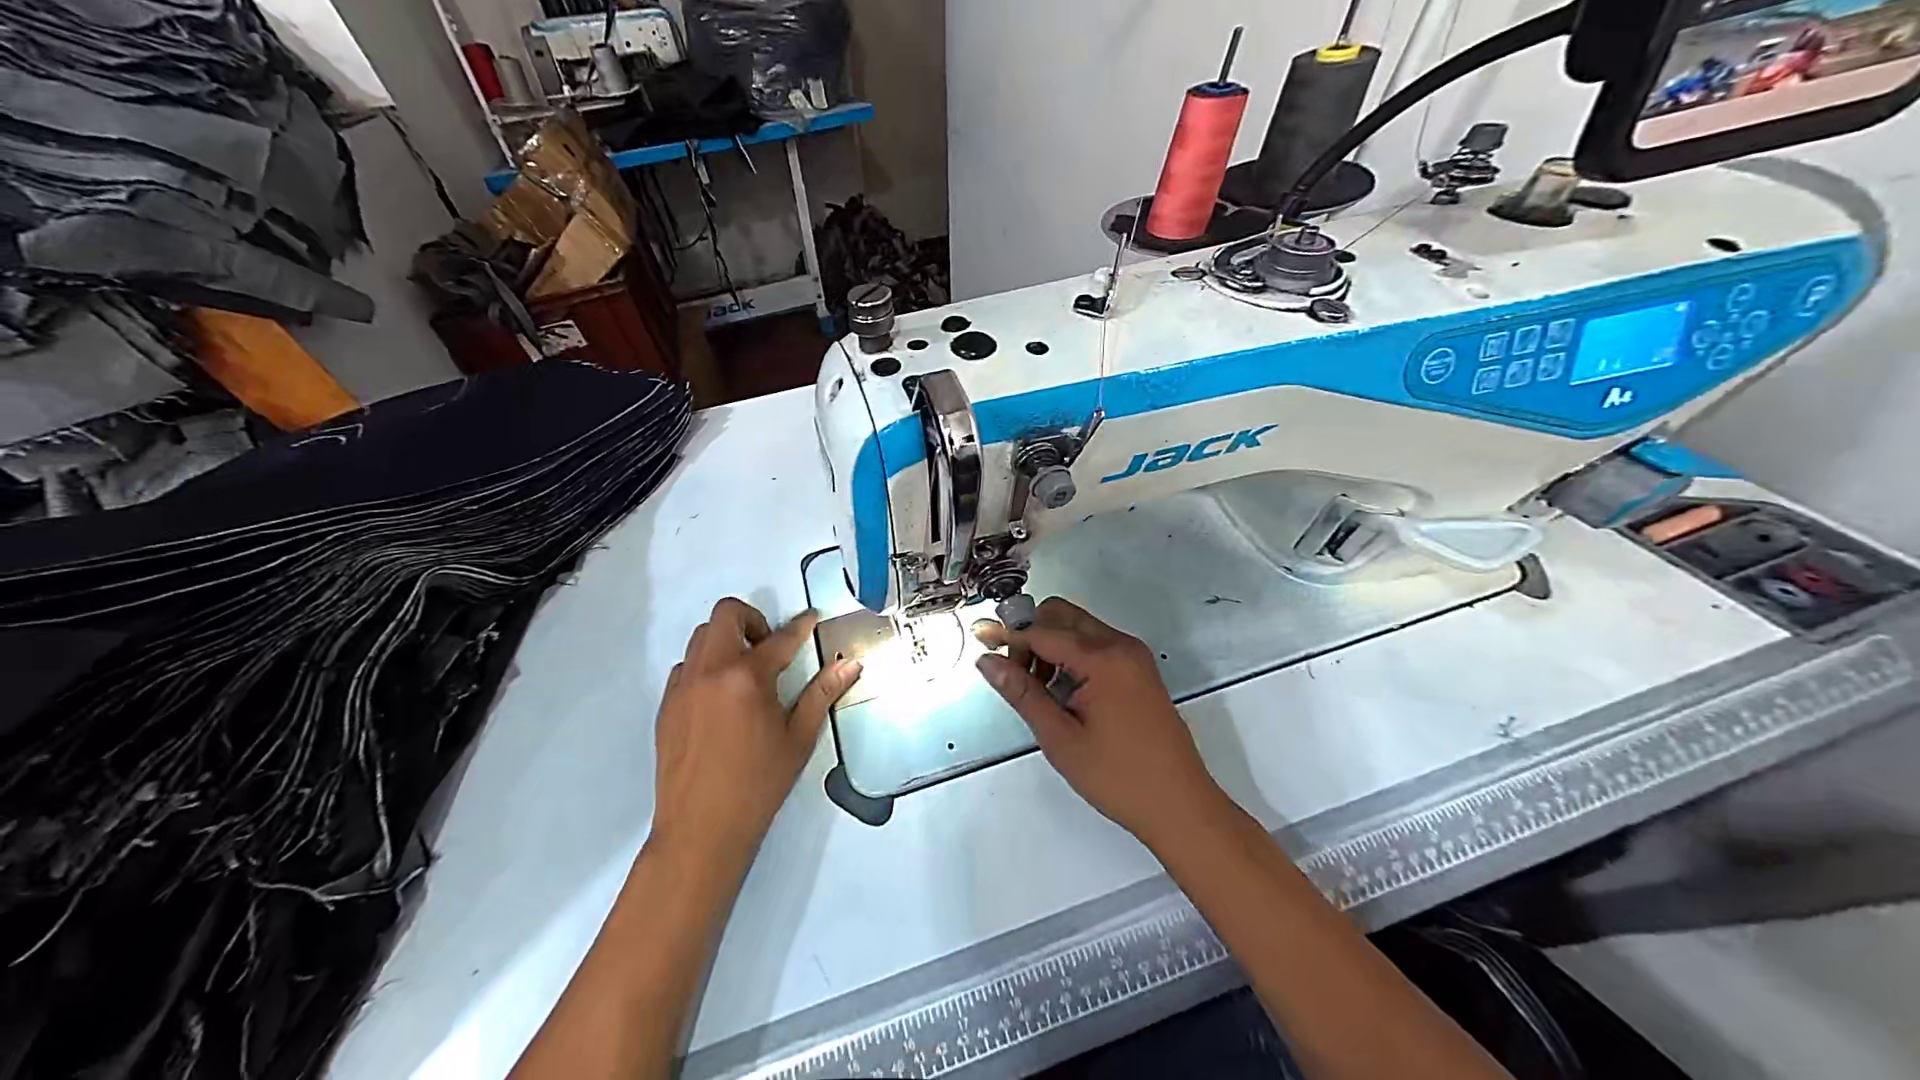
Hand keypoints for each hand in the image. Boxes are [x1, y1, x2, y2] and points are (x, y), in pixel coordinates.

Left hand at [652, 598, 860, 861]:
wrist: (702, 827)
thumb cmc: (759, 783)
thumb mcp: (799, 737)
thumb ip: (823, 693)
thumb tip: (849, 665)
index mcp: (747, 678)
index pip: (780, 638)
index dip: (801, 626)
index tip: (810, 619)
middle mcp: (711, 671)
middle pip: (727, 614)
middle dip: (753, 619)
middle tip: (770, 647)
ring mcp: (683, 686)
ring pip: (701, 636)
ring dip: (727, 640)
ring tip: (746, 670)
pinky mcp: (667, 704)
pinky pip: (686, 666)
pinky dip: (706, 666)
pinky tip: (722, 695)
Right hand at [974, 598, 1228, 845]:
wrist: (1179, 804)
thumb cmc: (1118, 777)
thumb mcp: (1060, 737)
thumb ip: (1022, 693)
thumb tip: (987, 661)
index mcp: (1103, 659)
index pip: (1043, 632)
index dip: (1007, 635)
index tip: (980, 641)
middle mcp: (1121, 646)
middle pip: (1062, 615)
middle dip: (1031, 635)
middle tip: (1015, 674)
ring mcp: (1133, 656)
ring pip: (1078, 627)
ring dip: (1050, 645)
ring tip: (1039, 691)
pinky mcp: (1139, 669)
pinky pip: (1096, 644)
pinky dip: (1071, 656)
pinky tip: (1064, 693)